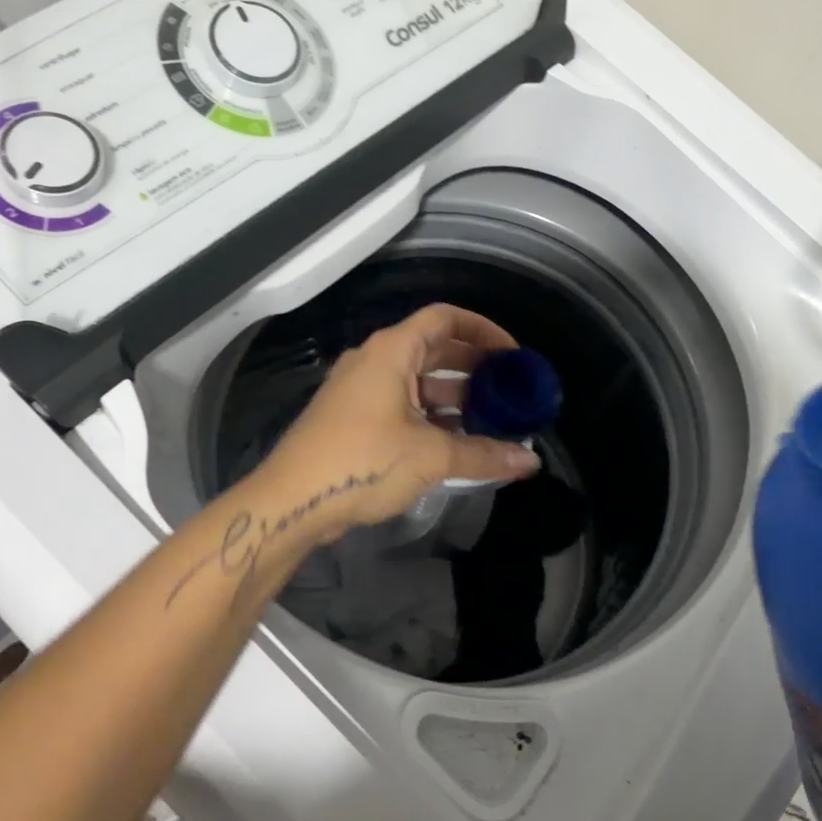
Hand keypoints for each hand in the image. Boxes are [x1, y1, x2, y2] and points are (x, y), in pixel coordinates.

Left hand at [251, 304, 541, 535]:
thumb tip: (531, 462)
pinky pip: (403, 405)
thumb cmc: (361, 461)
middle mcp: (375, 361)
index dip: (483, 329)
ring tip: (493, 420)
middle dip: (475, 367)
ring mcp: (361, 390)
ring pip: (419, 382)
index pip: (445, 319)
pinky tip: (458, 444)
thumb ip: (484, 454)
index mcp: (391, 351)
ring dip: (455, 398)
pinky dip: (432, 417)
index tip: (512, 355)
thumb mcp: (430, 456)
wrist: (291, 501)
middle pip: (434, 349)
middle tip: (510, 389)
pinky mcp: (354, 419)